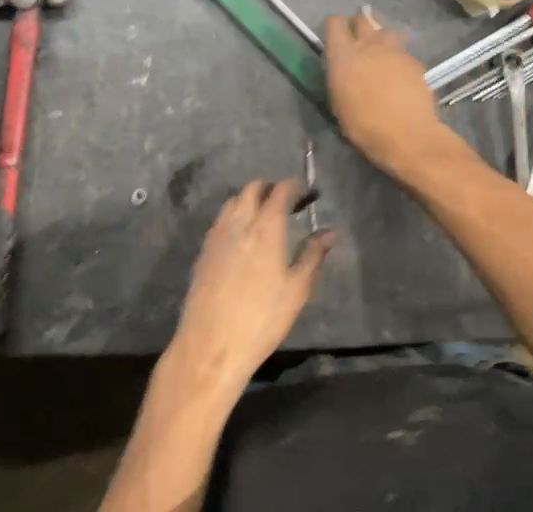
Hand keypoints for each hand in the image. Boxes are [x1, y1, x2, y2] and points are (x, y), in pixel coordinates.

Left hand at [165, 179, 332, 397]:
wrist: (211, 345)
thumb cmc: (262, 319)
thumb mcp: (297, 290)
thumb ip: (313, 255)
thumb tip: (328, 232)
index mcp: (265, 227)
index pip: (280, 191)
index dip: (296, 186)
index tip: (308, 192)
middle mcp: (238, 223)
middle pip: (253, 188)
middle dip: (272, 188)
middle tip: (288, 203)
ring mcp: (217, 235)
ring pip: (233, 201)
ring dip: (251, 200)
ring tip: (266, 217)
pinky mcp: (204, 251)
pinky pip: (221, 220)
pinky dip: (235, 216)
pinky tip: (243, 237)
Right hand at [324, 11, 450, 175]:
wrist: (407, 134)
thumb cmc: (364, 125)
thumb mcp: (338, 102)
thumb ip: (339, 75)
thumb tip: (342, 66)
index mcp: (343, 56)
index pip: (334, 23)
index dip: (335, 27)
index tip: (336, 37)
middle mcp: (368, 45)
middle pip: (362, 20)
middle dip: (358, 26)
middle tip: (358, 42)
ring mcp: (394, 50)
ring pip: (385, 31)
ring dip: (379, 39)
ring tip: (380, 54)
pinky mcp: (413, 60)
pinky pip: (402, 51)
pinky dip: (398, 57)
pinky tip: (399, 73)